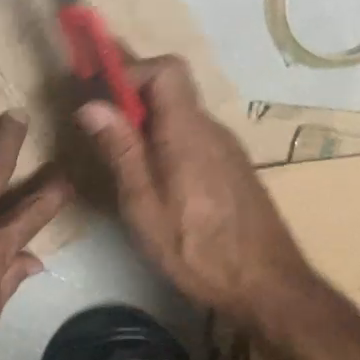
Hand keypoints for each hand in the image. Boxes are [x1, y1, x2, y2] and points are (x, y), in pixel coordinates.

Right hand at [75, 56, 309, 322]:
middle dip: (128, 96)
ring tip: (115, 155)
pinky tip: (149, 177)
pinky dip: (162, 140)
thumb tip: (91, 104)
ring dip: (143, 121)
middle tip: (94, 125)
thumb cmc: (198, 251)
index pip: (167, 70)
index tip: (97, 94)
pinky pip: (190, 136)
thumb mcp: (144, 205)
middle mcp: (211, 131)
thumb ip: (121, 150)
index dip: (130, 70)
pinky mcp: (230, 168)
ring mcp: (225, 149)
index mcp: (188, 134)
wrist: (269, 289)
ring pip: (178, 115)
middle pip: (170, 89)